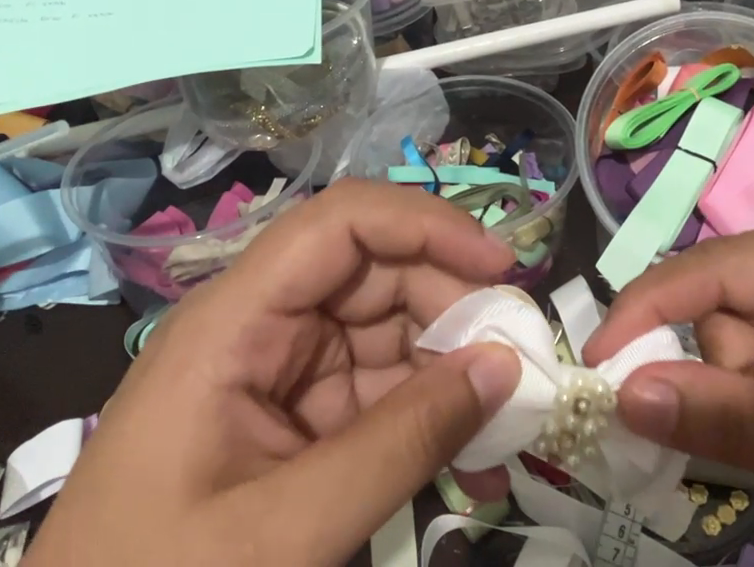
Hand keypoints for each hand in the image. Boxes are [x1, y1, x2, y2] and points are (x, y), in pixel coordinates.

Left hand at [27, 180, 522, 566]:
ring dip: (451, 367)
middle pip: (374, 272)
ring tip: (509, 424)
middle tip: (519, 363)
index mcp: (234, 321)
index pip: (339, 223)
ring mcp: (280, 374)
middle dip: (453, 305)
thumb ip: (403, 444)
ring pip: (387, 330)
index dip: (426, 225)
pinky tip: (472, 461)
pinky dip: (429, 416)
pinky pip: (379, 391)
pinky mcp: (296, 420)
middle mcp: (261, 327)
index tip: (501, 267)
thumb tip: (505, 364)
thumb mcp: (286, 531)